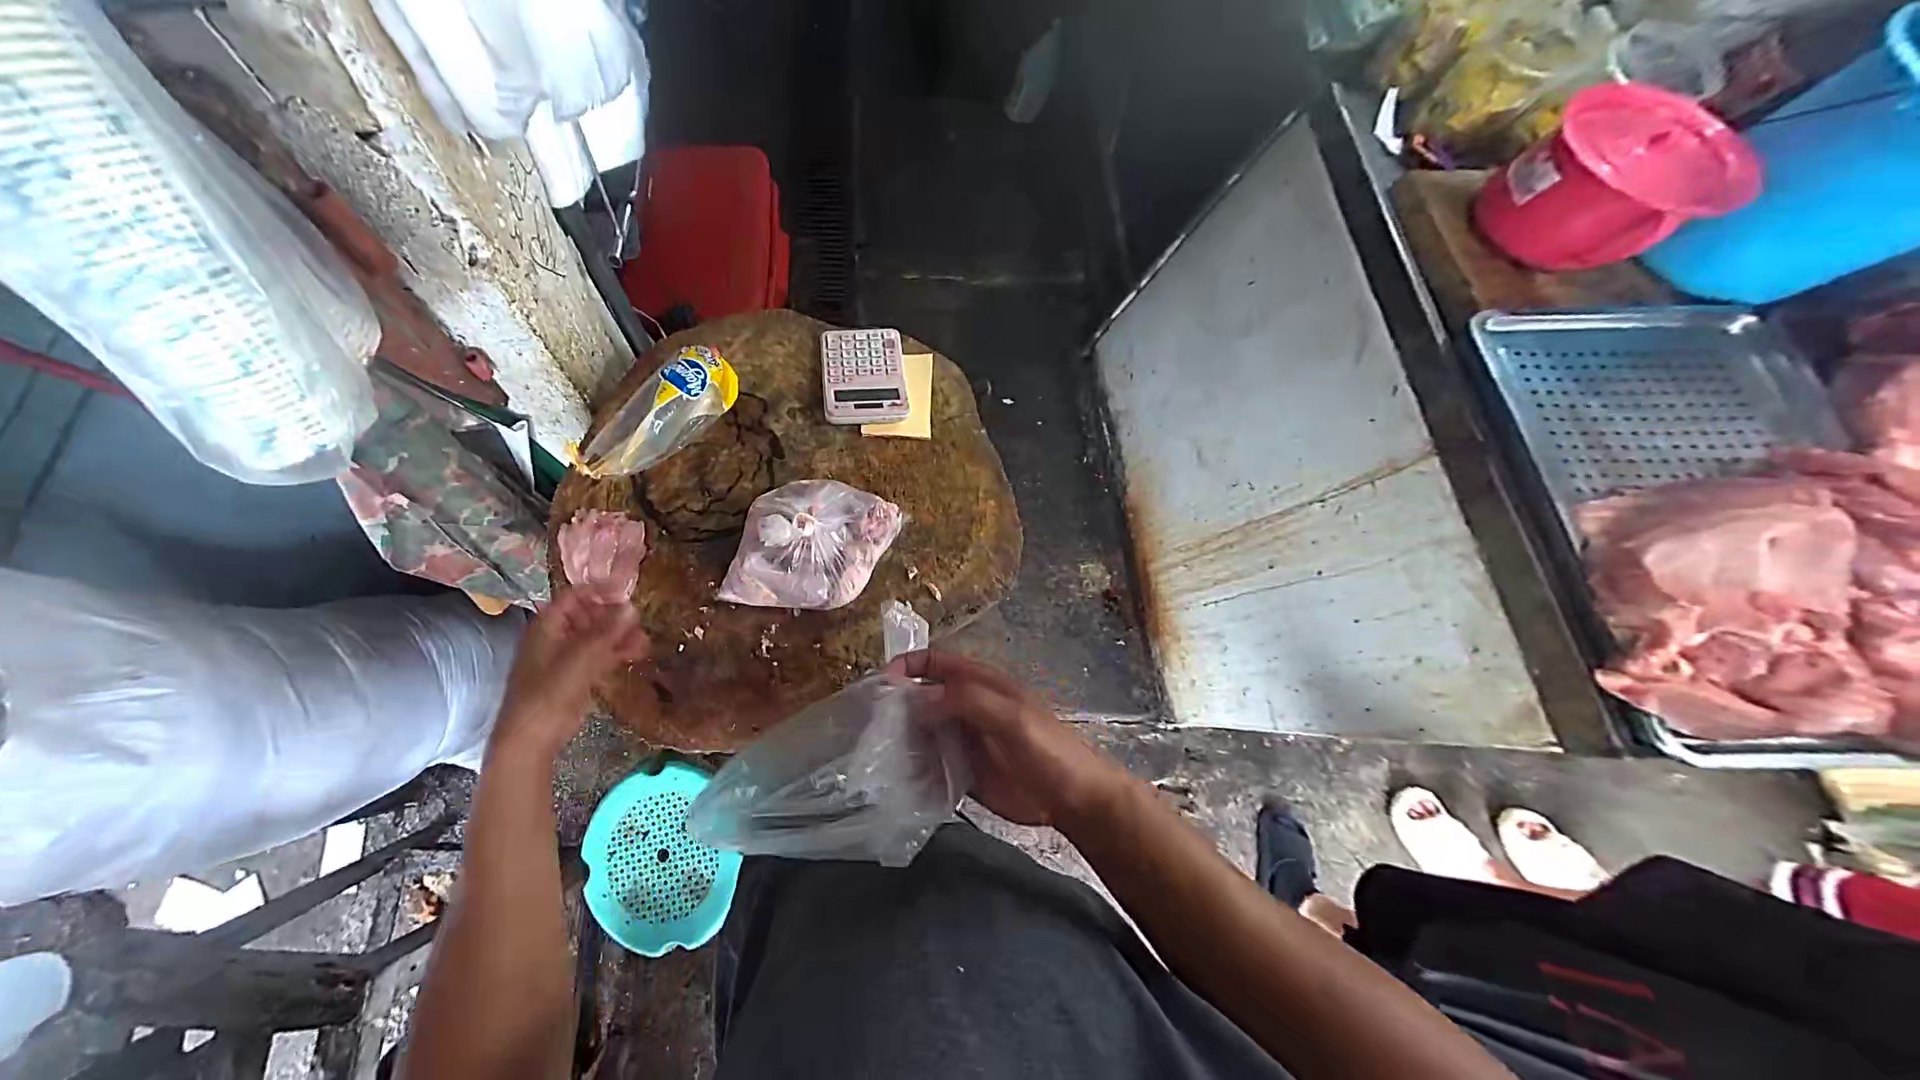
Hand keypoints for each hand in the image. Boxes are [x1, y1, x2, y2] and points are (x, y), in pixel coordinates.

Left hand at [489, 589, 651, 763]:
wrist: (532, 738)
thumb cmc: (548, 693)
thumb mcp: (580, 658)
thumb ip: (606, 632)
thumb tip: (632, 606)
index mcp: (546, 628)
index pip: (573, 597)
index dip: (598, 591)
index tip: (627, 591)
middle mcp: (555, 639)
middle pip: (587, 616)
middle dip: (614, 616)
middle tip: (639, 619)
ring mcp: (566, 659)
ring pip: (596, 638)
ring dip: (619, 636)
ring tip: (645, 638)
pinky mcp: (576, 677)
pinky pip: (599, 657)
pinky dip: (617, 653)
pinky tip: (638, 652)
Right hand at [889, 650, 1135, 828]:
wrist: (1075, 800)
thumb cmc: (1050, 751)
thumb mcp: (1013, 719)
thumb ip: (969, 701)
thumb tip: (916, 697)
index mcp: (981, 684)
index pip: (936, 662)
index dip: (908, 665)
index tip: (880, 684)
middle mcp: (967, 708)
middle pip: (923, 696)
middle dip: (896, 704)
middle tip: (866, 724)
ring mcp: (964, 740)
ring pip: (922, 729)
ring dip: (900, 737)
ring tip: (872, 753)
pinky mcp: (963, 771)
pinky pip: (930, 762)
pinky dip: (912, 766)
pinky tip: (894, 778)